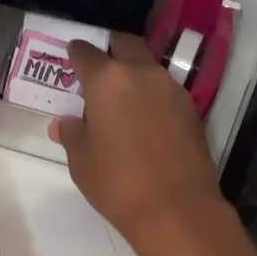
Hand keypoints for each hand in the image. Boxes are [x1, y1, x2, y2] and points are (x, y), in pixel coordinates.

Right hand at [49, 34, 226, 242]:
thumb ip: (72, 136)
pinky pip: (166, 93)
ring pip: (149, 68)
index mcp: (108, 82)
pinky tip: (146, 122)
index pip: (86, 54)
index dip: (76, 55)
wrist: (176, 210)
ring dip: (135, 76)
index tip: (71, 58)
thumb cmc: (120, 187)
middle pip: (125, 46)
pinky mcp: (191, 110)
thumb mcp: (83, 165)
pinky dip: (153, 99)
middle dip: (111, 51)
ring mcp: (172, 90)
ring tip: (123, 102)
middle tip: (100, 71)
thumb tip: (65, 123)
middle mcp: (142, 74)